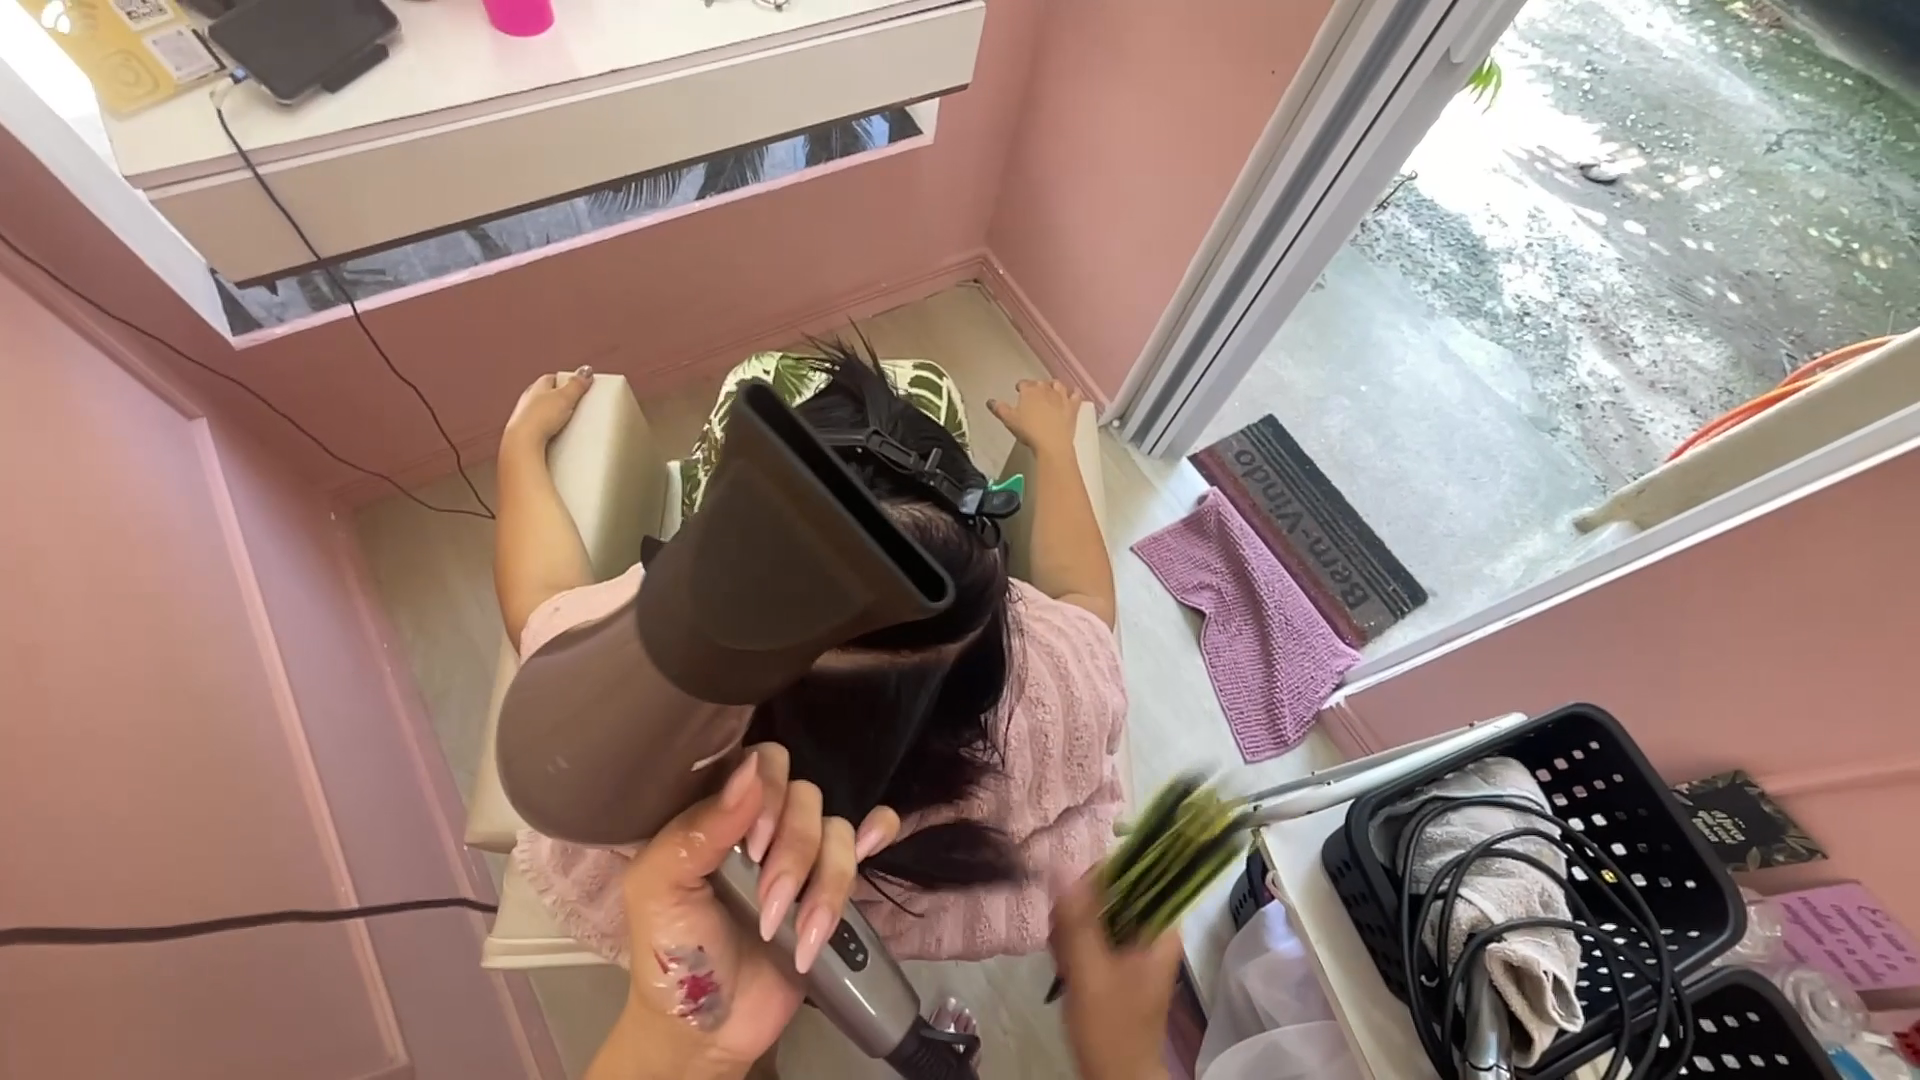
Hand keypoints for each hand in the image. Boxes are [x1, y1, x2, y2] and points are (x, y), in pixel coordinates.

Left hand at [503, 367, 592, 450]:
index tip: (579, 385)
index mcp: (536, 387)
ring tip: (571, 421)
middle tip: (578, 404)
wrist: (524, 441)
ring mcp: (526, 415)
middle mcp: (528, 399)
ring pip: (544, 410)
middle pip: (549, 394)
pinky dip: (551, 427)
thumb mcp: (565, 397)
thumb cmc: (539, 417)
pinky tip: (560, 433)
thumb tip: (586, 370)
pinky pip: (543, 426)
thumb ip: (576, 384)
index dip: (566, 381)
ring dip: (556, 413)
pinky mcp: (528, 431)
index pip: (552, 378)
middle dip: (562, 398)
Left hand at [605, 744, 899, 1077]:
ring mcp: (803, 852)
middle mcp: (764, 822)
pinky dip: (878, 833)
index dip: (769, 793)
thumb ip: (697, 830)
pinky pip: (869, 835)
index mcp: (720, 810)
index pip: (760, 761)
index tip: (752, 847)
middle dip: (794, 855)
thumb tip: (751, 772)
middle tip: (768, 905)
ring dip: (826, 885)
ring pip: (839, 830)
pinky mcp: (834, 882)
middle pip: (806, 796)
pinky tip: (873, 846)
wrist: (709, 1029)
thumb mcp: (657, 891)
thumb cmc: (671, 953)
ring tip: (800, 935)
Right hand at [987, 378, 1085, 454]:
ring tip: (1051, 389)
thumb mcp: (1009, 420)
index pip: (1023, 384)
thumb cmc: (1028, 431)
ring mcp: (1061, 397)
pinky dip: (1074, 393)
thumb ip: (999, 409)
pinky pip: (1076, 395)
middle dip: (1037, 386)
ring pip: (1058, 385)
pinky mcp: (1073, 406)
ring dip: (1054, 386)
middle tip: (1034, 393)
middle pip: (1040, 383)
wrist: (1052, 443)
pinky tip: (1073, 393)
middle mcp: (1046, 389)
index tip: (1018, 390)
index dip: (1020, 386)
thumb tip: (990, 401)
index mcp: (1029, 391)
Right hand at [1049, 870, 1182, 1079]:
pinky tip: (1063, 962)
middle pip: (1112, 893)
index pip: (1134, 873)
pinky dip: (1076, 943)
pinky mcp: (1121, 962)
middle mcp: (1154, 931)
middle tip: (1060, 935)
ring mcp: (1137, 947)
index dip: (1098, 878)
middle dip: (1079, 909)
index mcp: (1162, 928)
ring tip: (1061, 954)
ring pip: (1099, 913)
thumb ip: (1076, 918)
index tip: (1069, 900)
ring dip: (1073, 927)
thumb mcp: (1089, 970)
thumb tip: (1060, 864)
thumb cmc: (1110, 1028)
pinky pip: (1096, 934)